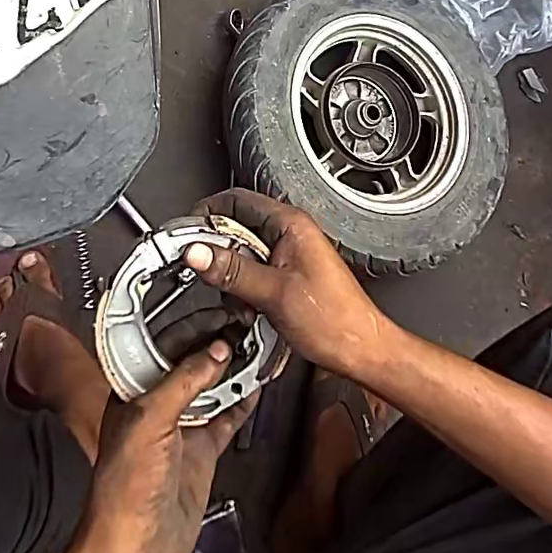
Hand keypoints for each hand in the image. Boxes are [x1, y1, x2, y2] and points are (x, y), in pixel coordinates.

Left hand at [47, 340, 255, 552]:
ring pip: (212, 386)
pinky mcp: (201, 450)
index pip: (164, 342)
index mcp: (134, 387)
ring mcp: (181, 426)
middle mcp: (157, 402)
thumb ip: (183, 381)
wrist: (136, 549)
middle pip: (192, 360)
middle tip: (243, 327)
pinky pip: (226, 417)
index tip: (216, 313)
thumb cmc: (122, 489)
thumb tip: (214, 351)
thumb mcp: (150, 420)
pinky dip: (242, 401)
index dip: (191, 325)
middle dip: (216, 342)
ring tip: (254, 349)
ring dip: (233, 369)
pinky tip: (255, 386)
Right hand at [185, 188, 399, 380]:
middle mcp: (289, 233)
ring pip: (241, 252)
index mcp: (290, 224)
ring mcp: (288, 254)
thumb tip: (197, 251)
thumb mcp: (273, 293)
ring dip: (231, 277)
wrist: (363, 352)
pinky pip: (251, 271)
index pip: (235, 200)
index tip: (188, 235)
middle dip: (219, 254)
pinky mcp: (286, 274)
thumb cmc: (336, 322)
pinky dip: (243, 289)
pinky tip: (252, 307)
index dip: (207, 214)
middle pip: (234, 227)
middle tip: (211, 275)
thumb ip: (231, 270)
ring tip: (241, 300)